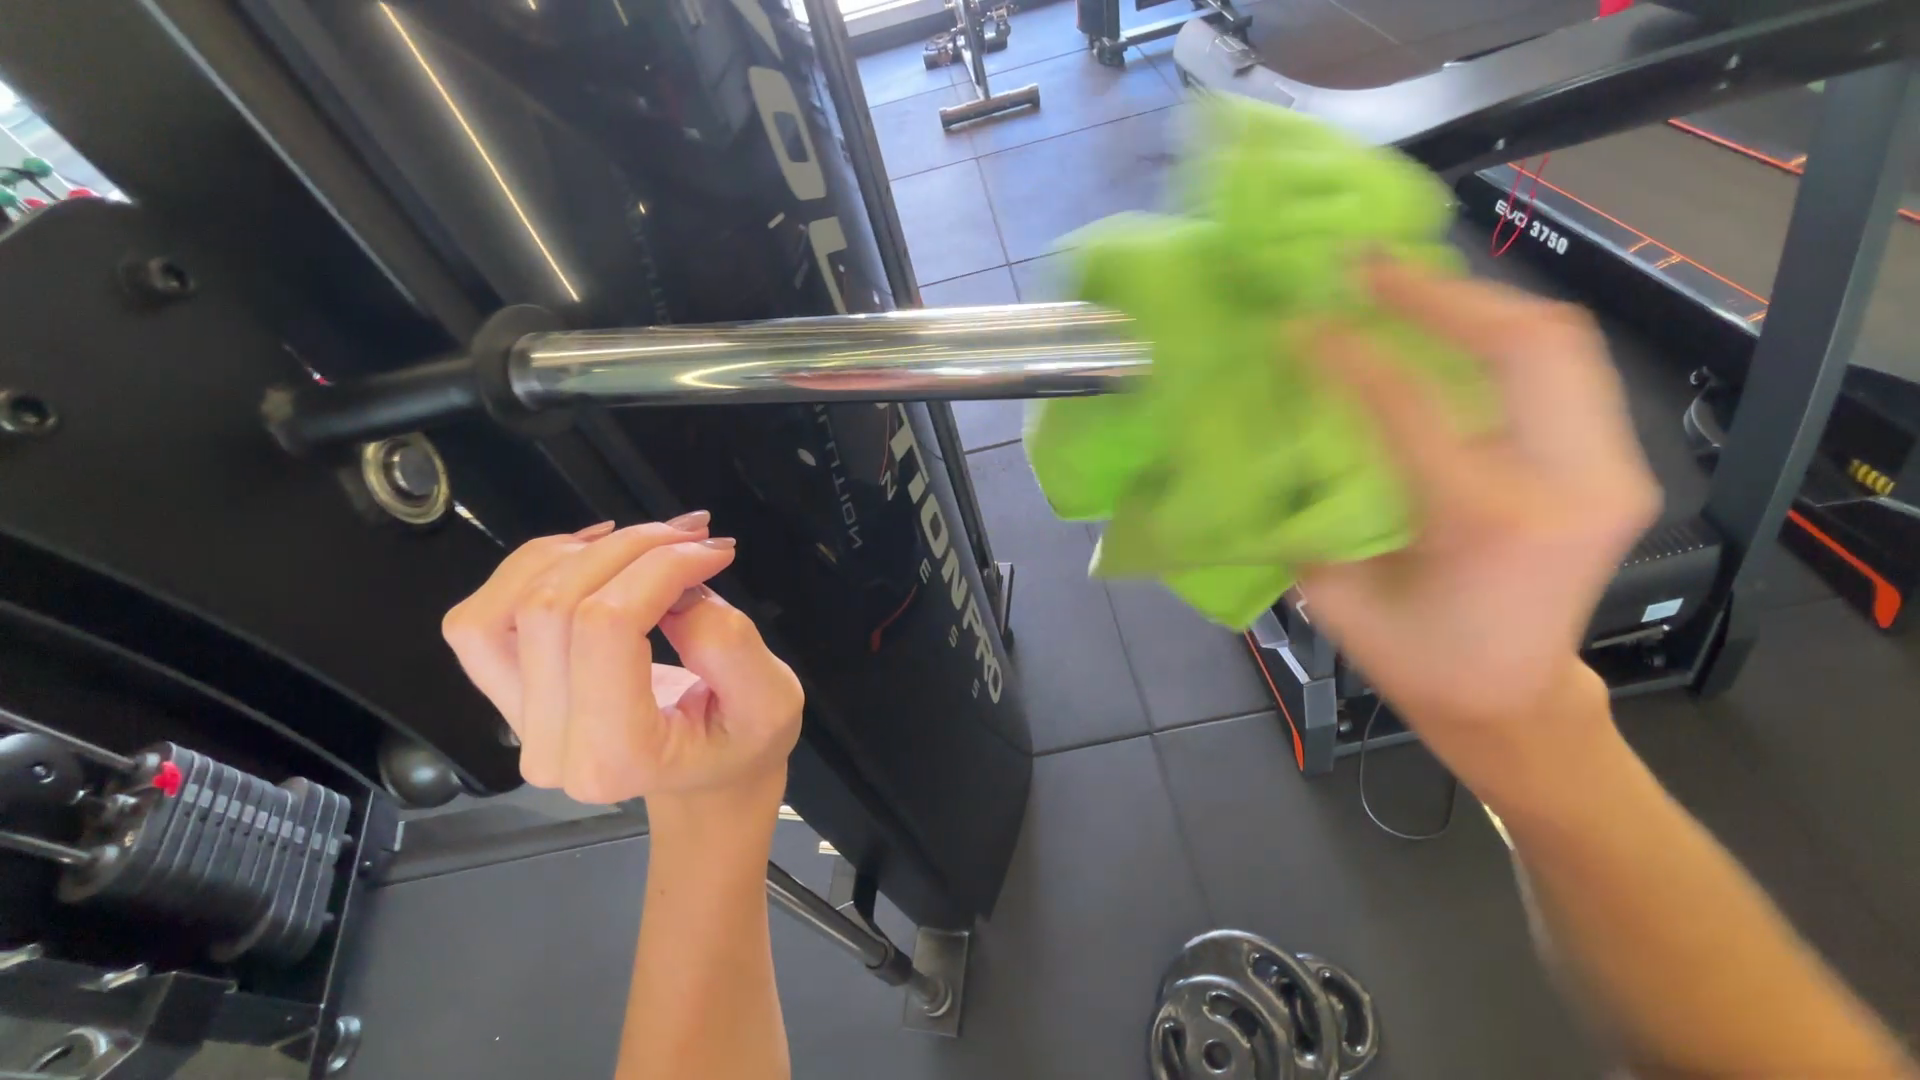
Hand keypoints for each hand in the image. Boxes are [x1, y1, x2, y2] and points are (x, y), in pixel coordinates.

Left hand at [441, 513, 803, 808]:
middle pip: (555, 605)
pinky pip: (481, 616)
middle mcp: (550, 747)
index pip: (607, 626)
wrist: (707, 777)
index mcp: (617, 757)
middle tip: (692, 535)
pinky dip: (534, 568)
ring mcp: (518, 721)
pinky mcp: (505, 696)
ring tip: (645, 542)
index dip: (660, 567)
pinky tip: (591, 554)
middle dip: (629, 548)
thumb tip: (674, 586)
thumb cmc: (744, 741)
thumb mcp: (773, 701)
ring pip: (508, 604)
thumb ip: (732, 647)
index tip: (715, 552)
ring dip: (579, 551)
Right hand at [1299, 261, 1659, 782]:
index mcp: (1486, 520)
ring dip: (1474, 302)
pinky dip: (1500, 334)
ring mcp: (1607, 468)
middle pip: (1524, 341)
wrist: (1514, 699)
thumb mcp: (1337, 596)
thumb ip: (1309, 510)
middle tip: (1364, 268)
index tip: (1301, 324)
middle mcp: (1566, 482)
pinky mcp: (1612, 462)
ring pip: (1557, 341)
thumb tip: (1278, 432)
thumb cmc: (1417, 662)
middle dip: (1438, 292)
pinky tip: (1447, 326)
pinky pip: (1561, 369)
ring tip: (1400, 285)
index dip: (1349, 354)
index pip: (1411, 402)